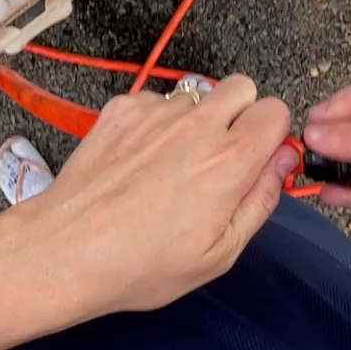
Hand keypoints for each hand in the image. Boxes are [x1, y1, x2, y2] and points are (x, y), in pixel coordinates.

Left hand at [2, 75, 298, 324]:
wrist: (68, 248)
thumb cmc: (143, 263)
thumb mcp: (220, 253)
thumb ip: (260, 199)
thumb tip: (282, 160)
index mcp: (229, 159)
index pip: (276, 110)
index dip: (270, 133)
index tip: (256, 157)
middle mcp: (195, 124)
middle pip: (241, 86)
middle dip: (239, 114)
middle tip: (219, 153)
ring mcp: (155, 112)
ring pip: (195, 95)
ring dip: (193, 120)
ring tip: (169, 164)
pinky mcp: (121, 108)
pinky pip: (154, 101)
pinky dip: (154, 122)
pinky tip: (137, 159)